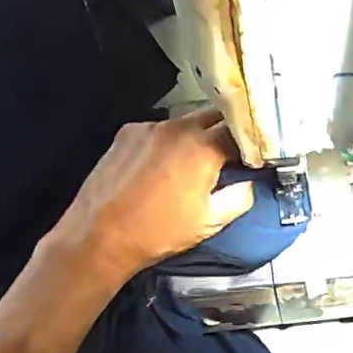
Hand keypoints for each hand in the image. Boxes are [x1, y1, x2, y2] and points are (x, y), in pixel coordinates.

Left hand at [48, 108, 254, 283]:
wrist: (99, 236)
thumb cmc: (157, 233)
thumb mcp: (208, 223)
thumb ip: (238, 199)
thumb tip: (247, 185)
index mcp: (202, 148)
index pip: (240, 131)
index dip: (250, 144)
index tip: (253, 158)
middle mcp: (176, 128)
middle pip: (214, 116)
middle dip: (226, 132)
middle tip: (229, 156)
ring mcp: (148, 128)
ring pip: (184, 121)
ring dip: (195, 136)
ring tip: (192, 164)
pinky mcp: (126, 134)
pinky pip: (157, 130)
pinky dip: (167, 142)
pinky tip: (160, 166)